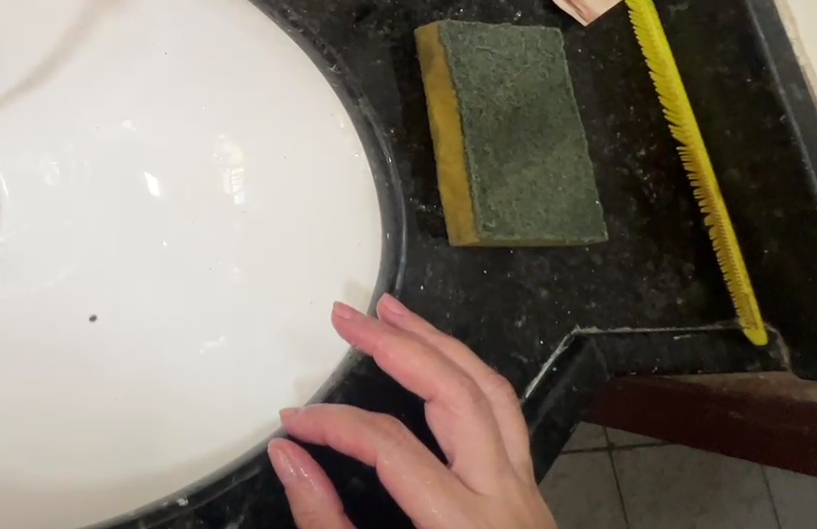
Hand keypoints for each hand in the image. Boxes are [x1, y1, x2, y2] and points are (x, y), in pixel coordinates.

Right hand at [268, 294, 553, 528]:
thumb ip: (326, 525)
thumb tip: (287, 455)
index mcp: (467, 528)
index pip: (389, 446)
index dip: (333, 424)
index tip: (293, 422)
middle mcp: (507, 501)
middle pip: (456, 393)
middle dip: (396, 344)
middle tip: (344, 316)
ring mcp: (528, 495)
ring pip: (491, 392)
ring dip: (437, 342)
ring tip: (392, 309)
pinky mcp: (529, 496)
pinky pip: (502, 413)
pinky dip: (462, 372)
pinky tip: (432, 359)